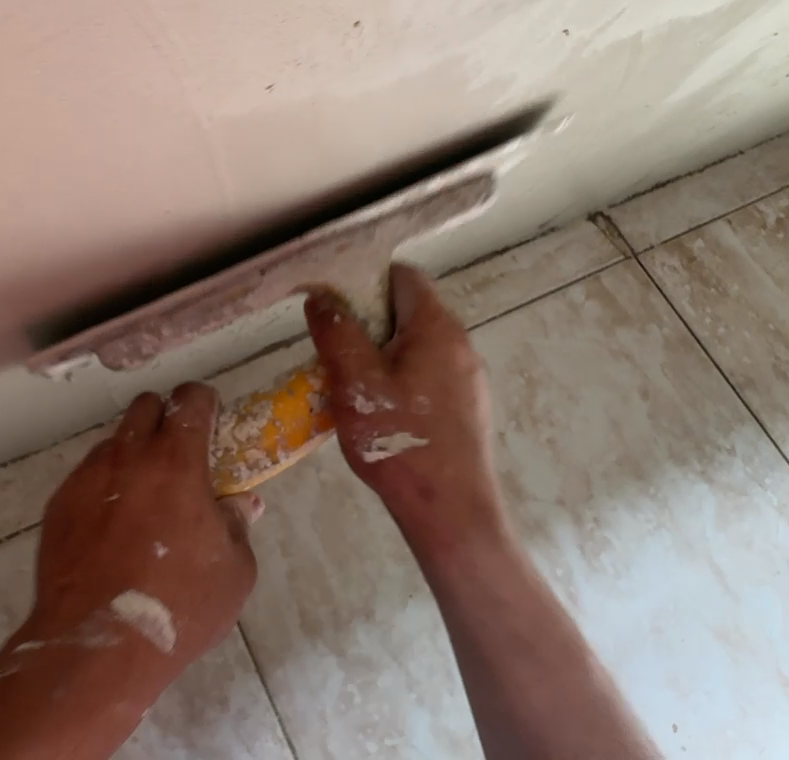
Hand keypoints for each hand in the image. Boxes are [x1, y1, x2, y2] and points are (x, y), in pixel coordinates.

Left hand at [18, 384, 262, 680]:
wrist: (97, 644)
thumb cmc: (178, 607)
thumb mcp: (233, 572)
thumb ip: (236, 526)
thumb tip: (240, 504)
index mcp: (177, 461)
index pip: (190, 401)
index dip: (203, 402)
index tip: (210, 419)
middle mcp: (129, 455)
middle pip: (146, 406)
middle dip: (165, 419)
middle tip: (177, 455)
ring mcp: (88, 475)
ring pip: (114, 442)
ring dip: (132, 455)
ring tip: (142, 498)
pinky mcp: (59, 501)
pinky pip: (87, 476)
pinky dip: (104, 486)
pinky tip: (110, 527)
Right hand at [303, 263, 505, 541]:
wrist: (451, 512)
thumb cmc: (399, 441)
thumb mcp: (354, 382)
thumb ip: (336, 332)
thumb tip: (320, 296)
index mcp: (437, 327)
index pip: (403, 276)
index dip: (365, 280)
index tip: (333, 302)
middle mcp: (460, 344)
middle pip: (408, 311)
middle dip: (367, 322)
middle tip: (334, 349)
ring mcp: (468, 378)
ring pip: (415, 346)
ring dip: (380, 354)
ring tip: (349, 384)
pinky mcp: (466, 407)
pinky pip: (426, 374)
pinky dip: (398, 379)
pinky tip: (379, 413)